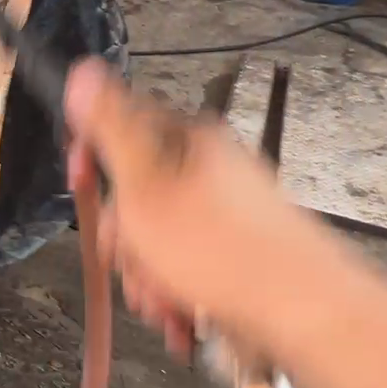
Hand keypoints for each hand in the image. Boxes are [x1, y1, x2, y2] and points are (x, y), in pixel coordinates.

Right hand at [63, 58, 359, 359]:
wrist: (306, 316)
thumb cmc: (218, 250)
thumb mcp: (144, 183)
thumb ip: (110, 128)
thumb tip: (83, 71)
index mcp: (189, 142)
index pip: (120, 127)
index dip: (90, 155)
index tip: (80, 183)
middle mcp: (208, 170)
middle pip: (133, 192)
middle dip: (121, 236)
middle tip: (126, 259)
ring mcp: (224, 213)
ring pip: (154, 235)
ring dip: (144, 272)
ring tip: (159, 301)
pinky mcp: (235, 252)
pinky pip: (184, 263)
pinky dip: (173, 290)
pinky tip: (178, 314)